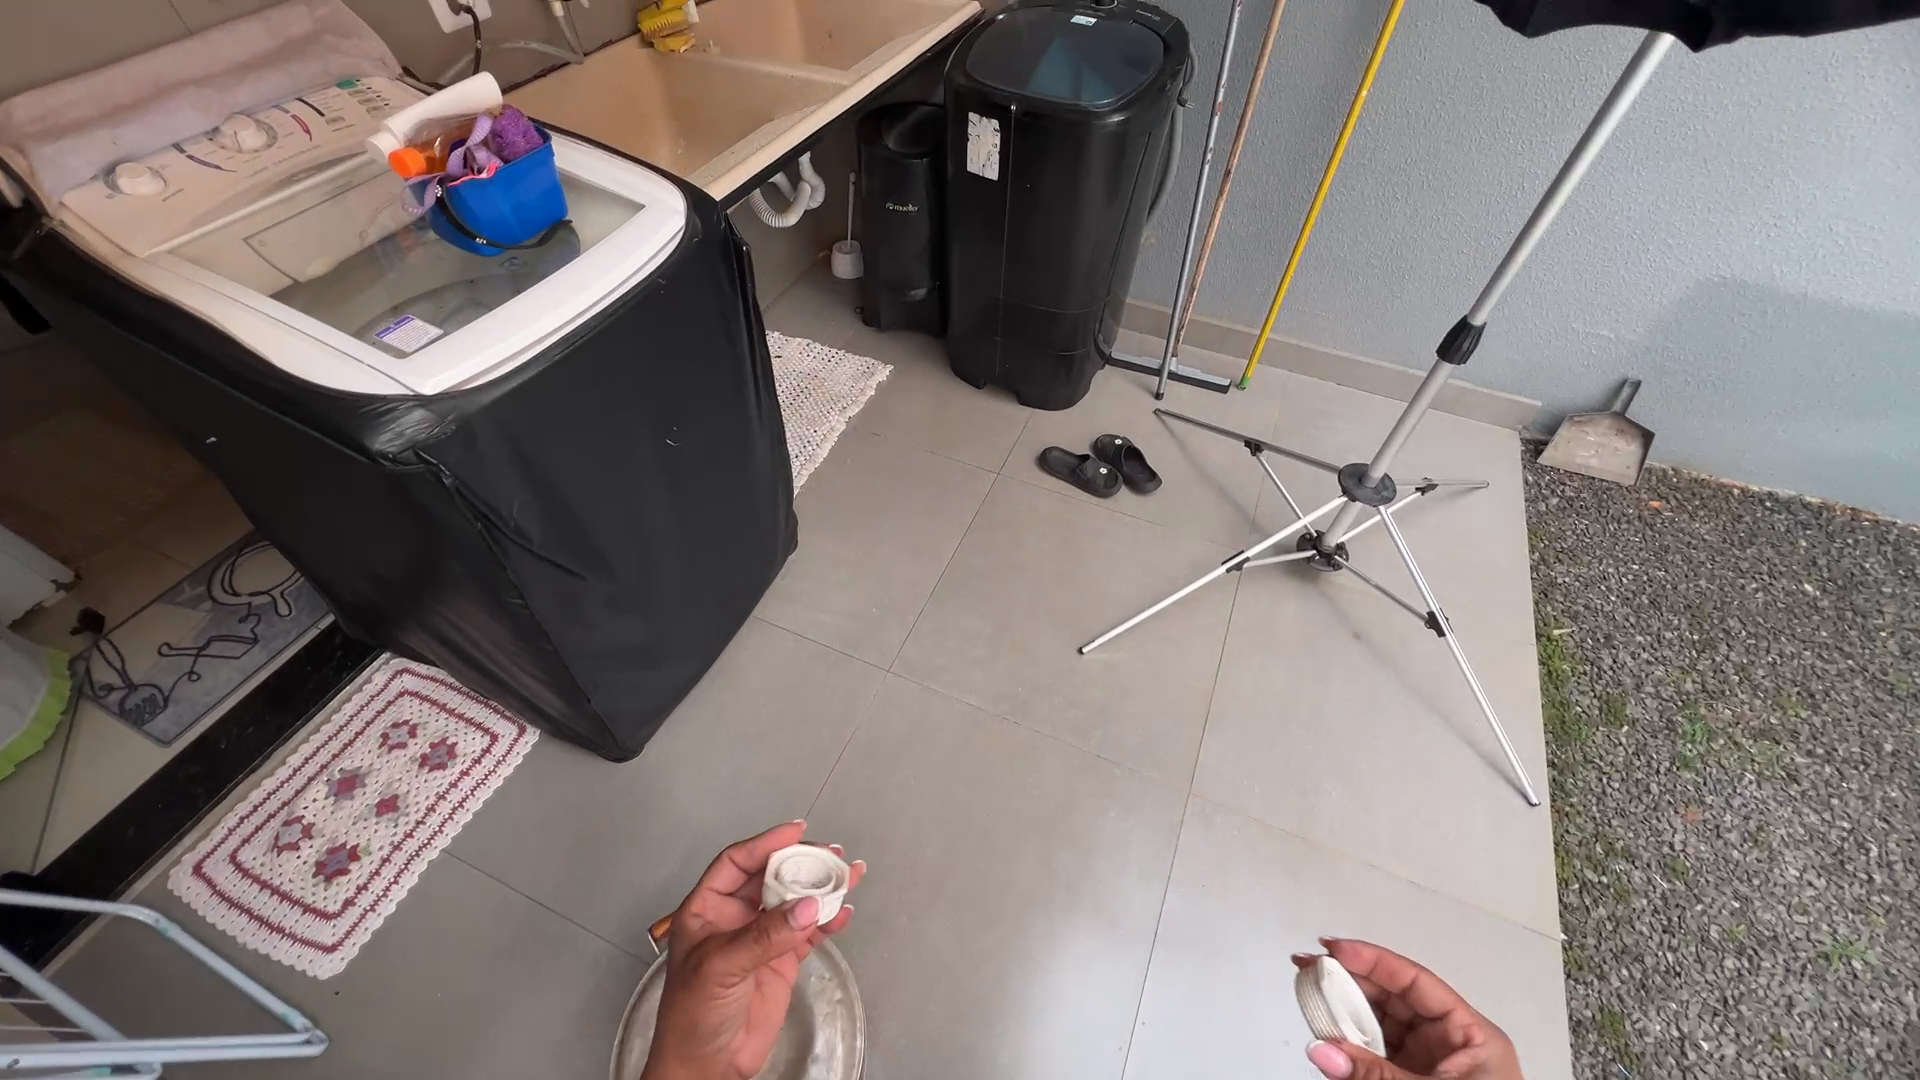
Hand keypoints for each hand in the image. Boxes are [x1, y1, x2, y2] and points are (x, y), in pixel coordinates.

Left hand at [642, 821, 864, 1079]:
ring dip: (822, 887)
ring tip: (850, 872)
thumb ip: (766, 935)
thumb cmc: (693, 1013)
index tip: (796, 831)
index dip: (766, 843)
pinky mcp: (783, 960)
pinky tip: (844, 912)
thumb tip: (809, 905)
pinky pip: (810, 931)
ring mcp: (762, 936)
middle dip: (802, 861)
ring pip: (796, 900)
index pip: (738, 862)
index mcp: (708, 907)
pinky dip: (828, 920)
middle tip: (831, 852)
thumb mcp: (721, 966)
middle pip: (773, 875)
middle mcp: (736, 915)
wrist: (706, 1068)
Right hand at [1292, 938, 1523, 1079]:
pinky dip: (1349, 1042)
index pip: (1415, 981)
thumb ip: (1374, 1075)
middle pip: (1391, 997)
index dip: (1372, 960)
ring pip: (1379, 1022)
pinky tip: (1325, 1033)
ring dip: (1343, 1011)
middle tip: (1307, 967)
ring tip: (1308, 997)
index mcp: (1471, 1036)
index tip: (1332, 948)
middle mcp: (1448, 1042)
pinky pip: (1374, 1050)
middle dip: (1349, 982)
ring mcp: (1428, 1063)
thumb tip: (1317, 1050)